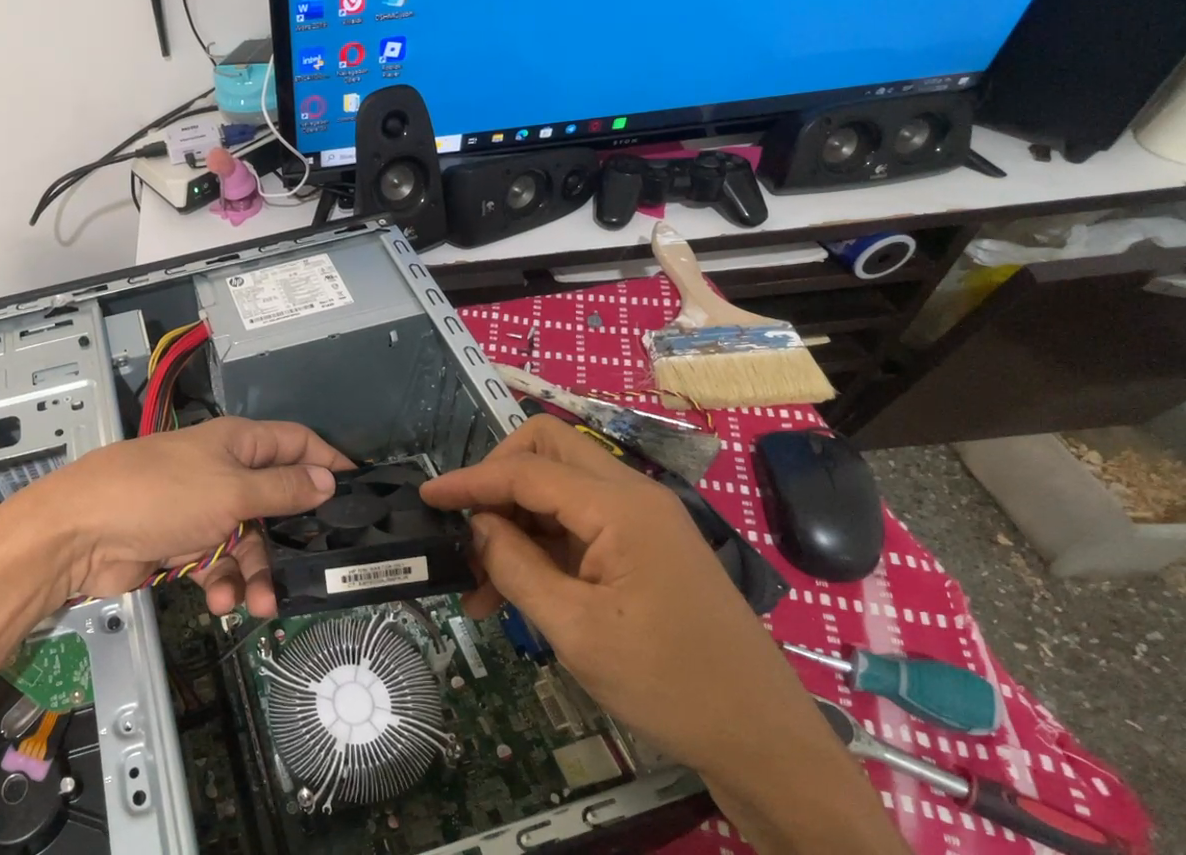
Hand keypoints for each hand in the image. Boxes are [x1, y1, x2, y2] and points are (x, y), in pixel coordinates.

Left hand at [2, 418, 350, 616]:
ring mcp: (202, 510)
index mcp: (237, 444)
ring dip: (256, 573)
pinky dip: (223, 583)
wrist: (81, 532)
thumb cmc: (160, 496)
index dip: (327, 462)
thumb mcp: (231, 491)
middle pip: (276, 503)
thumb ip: (282, 489)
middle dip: (292, 539)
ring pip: (249, 543)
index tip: (359, 491)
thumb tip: (327, 478)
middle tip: (316, 572)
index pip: (295, 443)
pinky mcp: (181, 546)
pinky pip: (218, 564)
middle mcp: (223, 472)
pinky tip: (221, 600)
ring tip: (257, 604)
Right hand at [420, 417, 831, 778]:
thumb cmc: (667, 683)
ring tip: (479, 584)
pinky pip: (579, 524)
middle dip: (498, 478)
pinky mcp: (645, 548)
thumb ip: (516, 567)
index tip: (425, 497)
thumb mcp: (575, 629)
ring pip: (560, 488)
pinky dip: (539, 545)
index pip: (527, 470)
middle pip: (550, 450)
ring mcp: (643, 521)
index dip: (470, 480)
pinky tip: (510, 593)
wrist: (760, 736)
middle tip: (468, 526)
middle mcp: (633, 496)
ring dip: (514, 521)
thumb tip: (477, 526)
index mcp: (620, 507)